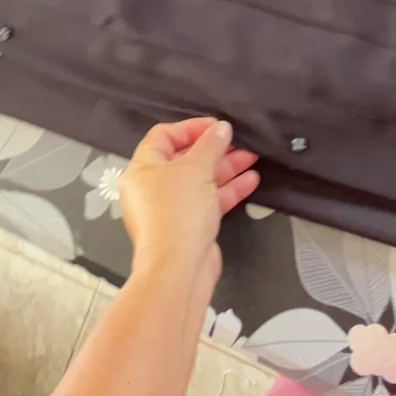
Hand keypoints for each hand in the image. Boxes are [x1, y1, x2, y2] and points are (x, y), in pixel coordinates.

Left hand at [120, 117, 260, 291]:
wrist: (178, 270)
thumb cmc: (178, 211)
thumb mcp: (195, 169)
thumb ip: (211, 145)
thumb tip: (222, 127)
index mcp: (143, 169)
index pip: (163, 136)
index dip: (191, 127)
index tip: (217, 126)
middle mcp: (153, 187)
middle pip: (184, 158)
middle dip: (214, 148)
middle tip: (240, 140)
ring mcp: (171, 208)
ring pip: (200, 180)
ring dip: (226, 167)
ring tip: (253, 156)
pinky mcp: (189, 226)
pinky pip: (208, 200)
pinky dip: (227, 190)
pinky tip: (251, 180)